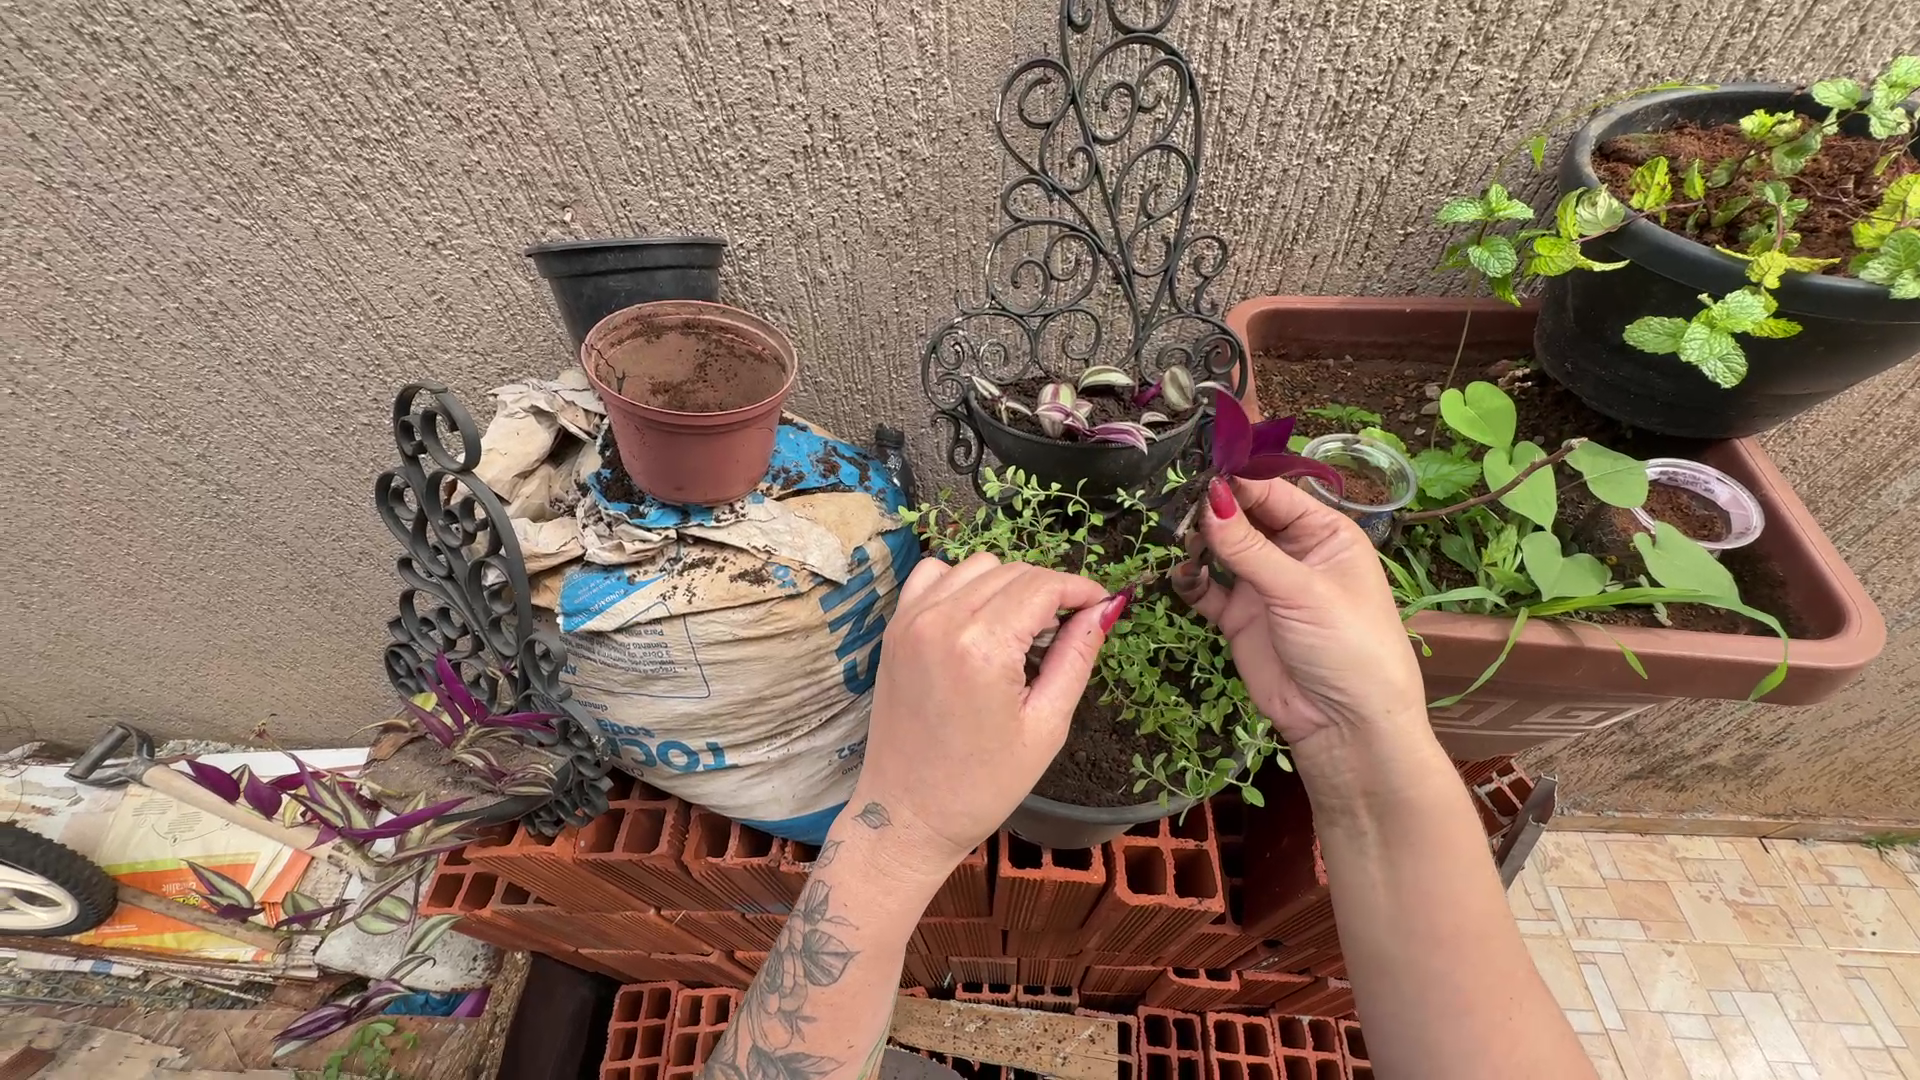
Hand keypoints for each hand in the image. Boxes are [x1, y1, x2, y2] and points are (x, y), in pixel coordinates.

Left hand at [851, 552, 1121, 880]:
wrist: (906, 813)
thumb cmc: (981, 784)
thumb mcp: (1046, 725)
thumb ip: (1077, 656)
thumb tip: (1105, 608)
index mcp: (982, 647)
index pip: (1043, 585)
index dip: (1081, 588)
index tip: (1102, 604)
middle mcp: (941, 620)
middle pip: (1013, 571)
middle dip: (1049, 591)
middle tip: (1065, 630)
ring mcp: (911, 620)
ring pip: (977, 566)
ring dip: (1008, 586)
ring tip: (1021, 631)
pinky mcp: (895, 628)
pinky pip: (934, 574)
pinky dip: (962, 583)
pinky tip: (977, 618)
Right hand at [1173, 475, 1425, 760]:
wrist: (1343, 726)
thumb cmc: (1347, 646)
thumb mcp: (1300, 590)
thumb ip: (1249, 546)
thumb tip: (1209, 496)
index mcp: (1322, 533)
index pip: (1272, 493)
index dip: (1235, 482)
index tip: (1195, 474)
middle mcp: (1290, 551)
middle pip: (1241, 516)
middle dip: (1210, 510)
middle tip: (1174, 504)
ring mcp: (1261, 584)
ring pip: (1218, 549)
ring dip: (1196, 543)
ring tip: (1175, 540)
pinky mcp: (1237, 615)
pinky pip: (1205, 587)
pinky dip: (1190, 579)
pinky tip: (1182, 577)